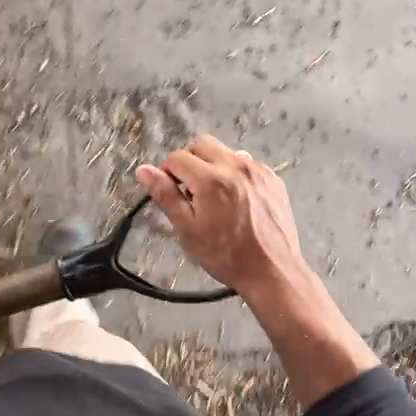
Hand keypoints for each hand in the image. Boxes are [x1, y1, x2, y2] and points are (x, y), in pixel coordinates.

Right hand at [134, 135, 314, 301]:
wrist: (272, 270)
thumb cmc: (225, 255)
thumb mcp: (187, 229)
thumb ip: (165, 195)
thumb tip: (143, 171)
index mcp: (210, 179)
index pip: (177, 157)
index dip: (167, 173)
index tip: (171, 192)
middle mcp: (235, 166)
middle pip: (201, 144)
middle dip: (189, 161)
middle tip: (189, 190)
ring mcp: (257, 170)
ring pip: (225, 151)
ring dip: (212, 164)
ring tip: (213, 195)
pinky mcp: (272, 178)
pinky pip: (246, 163)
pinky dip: (234, 172)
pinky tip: (235, 198)